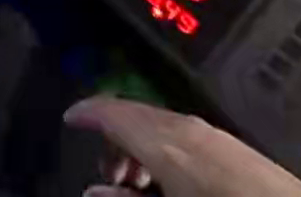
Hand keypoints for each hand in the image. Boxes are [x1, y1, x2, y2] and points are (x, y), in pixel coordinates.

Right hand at [64, 96, 300, 196]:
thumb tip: (94, 191)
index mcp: (164, 143)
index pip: (112, 111)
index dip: (86, 113)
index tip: (69, 120)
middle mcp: (184, 128)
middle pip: (134, 116)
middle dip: (113, 139)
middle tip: (106, 179)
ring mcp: (212, 135)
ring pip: (158, 127)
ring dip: (138, 148)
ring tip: (137, 188)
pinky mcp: (232, 148)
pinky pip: (181, 137)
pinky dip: (162, 153)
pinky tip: (170, 186)